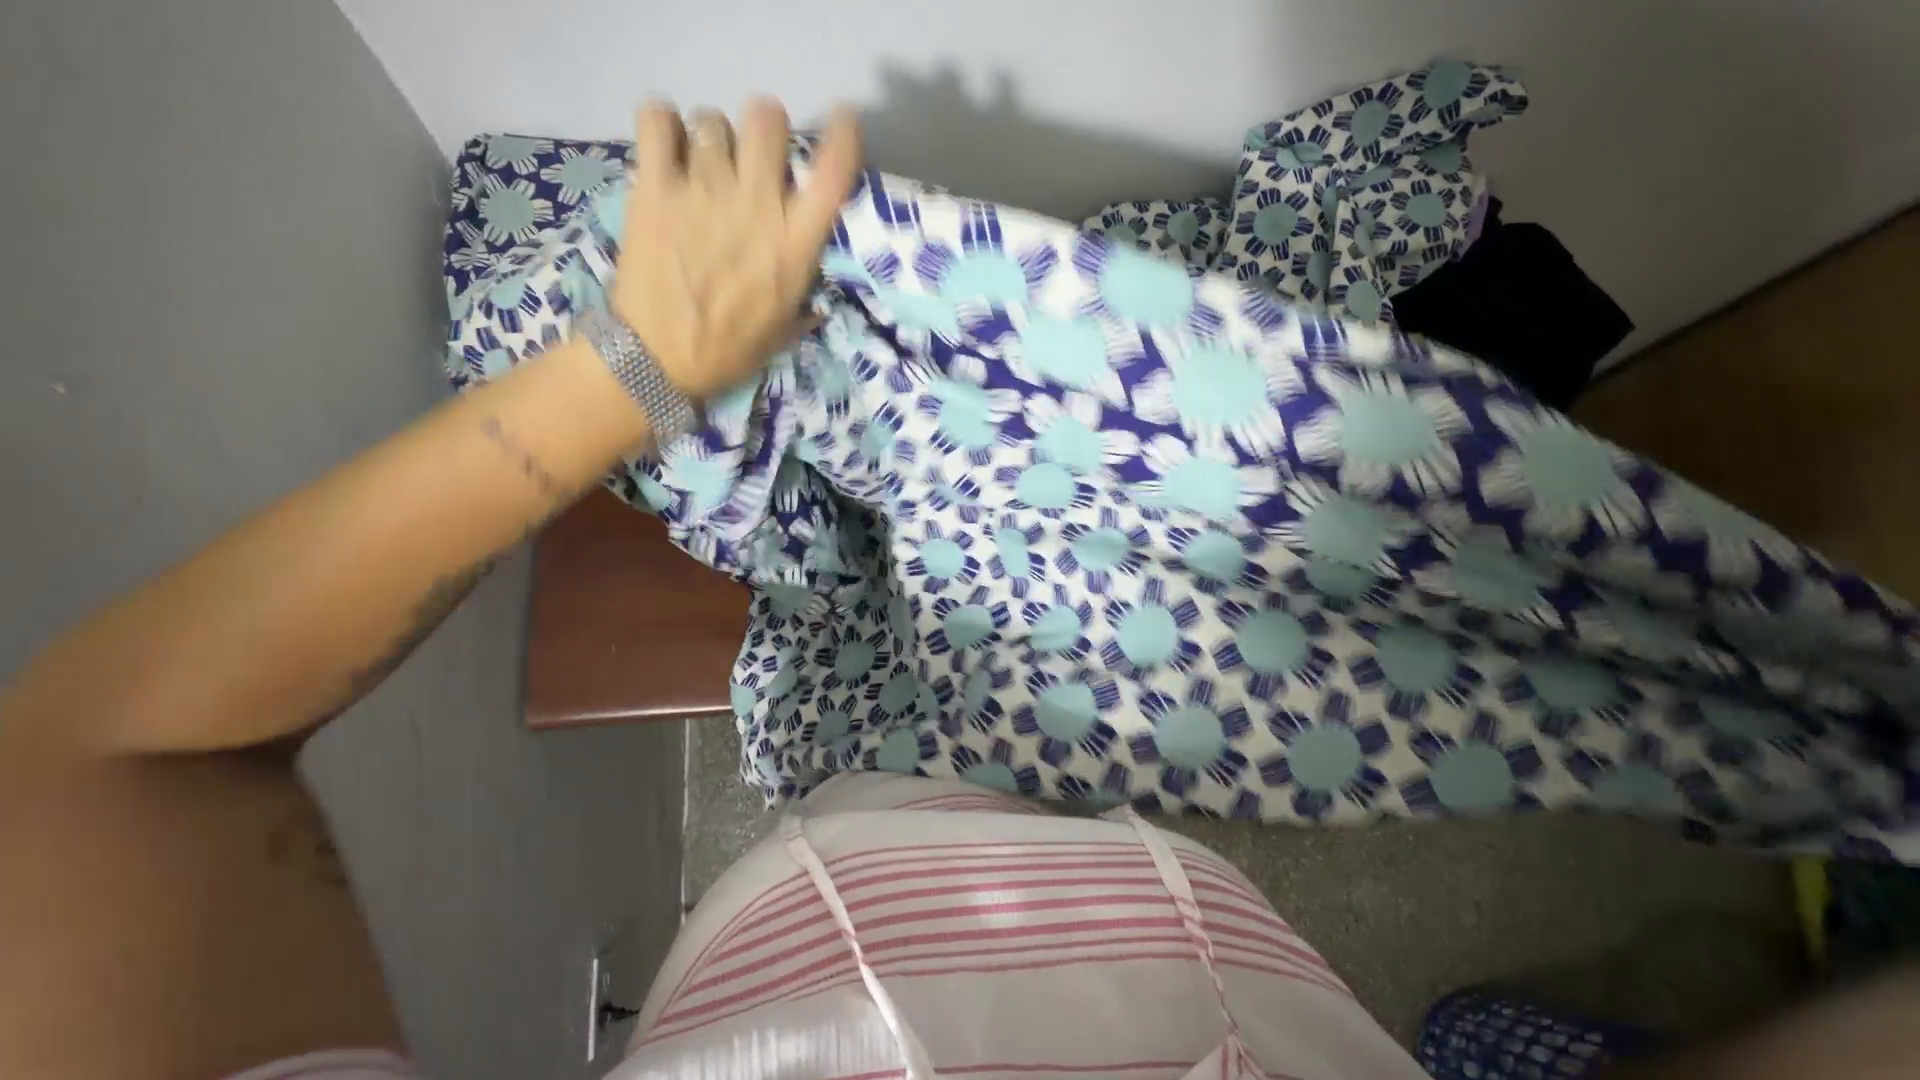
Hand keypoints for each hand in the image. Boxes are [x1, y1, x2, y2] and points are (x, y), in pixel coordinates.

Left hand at [611, 97, 862, 401]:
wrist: (659, 360)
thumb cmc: (729, 351)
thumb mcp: (784, 327)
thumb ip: (802, 295)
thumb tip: (815, 292)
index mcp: (795, 241)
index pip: (834, 169)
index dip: (842, 133)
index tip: (840, 121)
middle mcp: (757, 204)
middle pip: (767, 118)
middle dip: (761, 129)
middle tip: (748, 154)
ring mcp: (704, 190)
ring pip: (712, 119)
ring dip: (709, 136)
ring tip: (698, 162)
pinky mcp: (655, 187)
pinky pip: (657, 119)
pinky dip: (661, 123)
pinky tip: (664, 145)